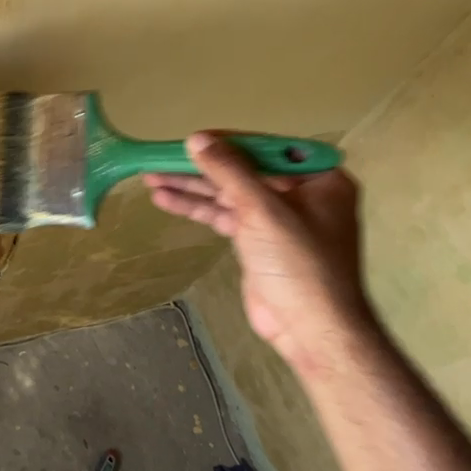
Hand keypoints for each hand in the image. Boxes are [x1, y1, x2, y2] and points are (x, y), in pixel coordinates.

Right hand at [146, 132, 376, 373]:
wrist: (311, 331)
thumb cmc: (299, 264)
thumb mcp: (263, 210)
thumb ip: (229, 171)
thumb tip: (197, 139)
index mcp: (319, 180)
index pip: (266, 149)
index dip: (227, 142)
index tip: (191, 140)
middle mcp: (301, 195)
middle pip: (242, 170)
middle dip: (201, 167)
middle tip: (161, 158)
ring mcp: (278, 219)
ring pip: (228, 193)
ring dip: (191, 187)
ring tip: (151, 178)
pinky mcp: (259, 241)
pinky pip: (224, 215)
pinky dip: (197, 207)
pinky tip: (166, 200)